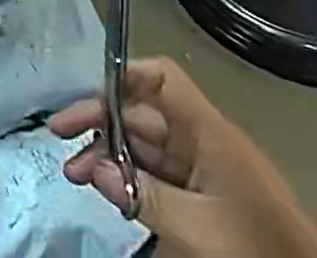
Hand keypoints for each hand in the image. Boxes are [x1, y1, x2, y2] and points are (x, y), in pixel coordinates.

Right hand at [49, 58, 316, 257]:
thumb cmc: (256, 245)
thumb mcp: (198, 229)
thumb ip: (143, 197)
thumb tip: (91, 168)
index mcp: (205, 129)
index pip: (161, 78)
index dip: (124, 75)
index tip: (89, 96)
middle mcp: (198, 136)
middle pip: (141, 111)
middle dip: (100, 122)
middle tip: (60, 137)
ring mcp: (198, 163)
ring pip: (142, 143)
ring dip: (107, 152)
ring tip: (73, 173)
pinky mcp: (199, 188)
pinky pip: (153, 169)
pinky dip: (126, 174)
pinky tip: (104, 188)